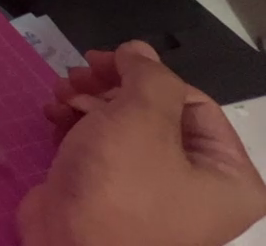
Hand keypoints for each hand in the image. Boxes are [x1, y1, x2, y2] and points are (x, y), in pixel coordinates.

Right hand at [19, 40, 265, 245]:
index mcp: (226, 173)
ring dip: (83, 101)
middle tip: (69, 78)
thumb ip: (147, 79)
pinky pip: (97, 143)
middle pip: (151, 110)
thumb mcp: (139, 123)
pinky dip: (72, 123)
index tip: (92, 61)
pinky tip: (52, 119)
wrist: (76, 244)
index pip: (189, 101)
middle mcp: (196, 180)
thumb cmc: (120, 186)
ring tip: (56, 101)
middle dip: (106, 88)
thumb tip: (140, 50)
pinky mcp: (108, 186)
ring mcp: (150, 186)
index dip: (140, 74)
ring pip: (118, 123)